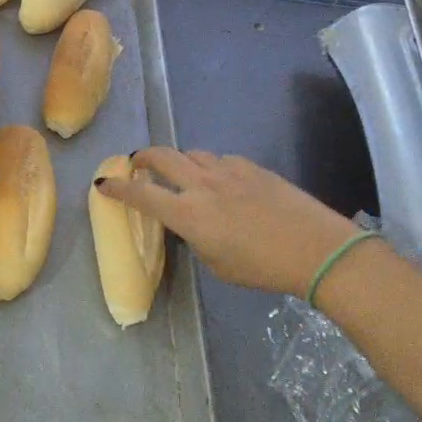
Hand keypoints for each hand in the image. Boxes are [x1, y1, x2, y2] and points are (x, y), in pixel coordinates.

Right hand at [95, 148, 362, 297]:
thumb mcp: (215, 263)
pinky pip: (220, 160)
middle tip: (136, 164)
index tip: (103, 184)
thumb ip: (194, 236)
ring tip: (181, 173)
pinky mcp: (253, 167)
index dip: (116, 188)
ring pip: (191, 154)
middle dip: (142, 158)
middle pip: (161, 156)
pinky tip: (221, 181)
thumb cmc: (262, 268)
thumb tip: (191, 223)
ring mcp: (228, 171)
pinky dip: (211, 167)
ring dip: (179, 161)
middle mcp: (202, 185)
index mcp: (187, 213)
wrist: (319, 251)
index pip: (140, 194)